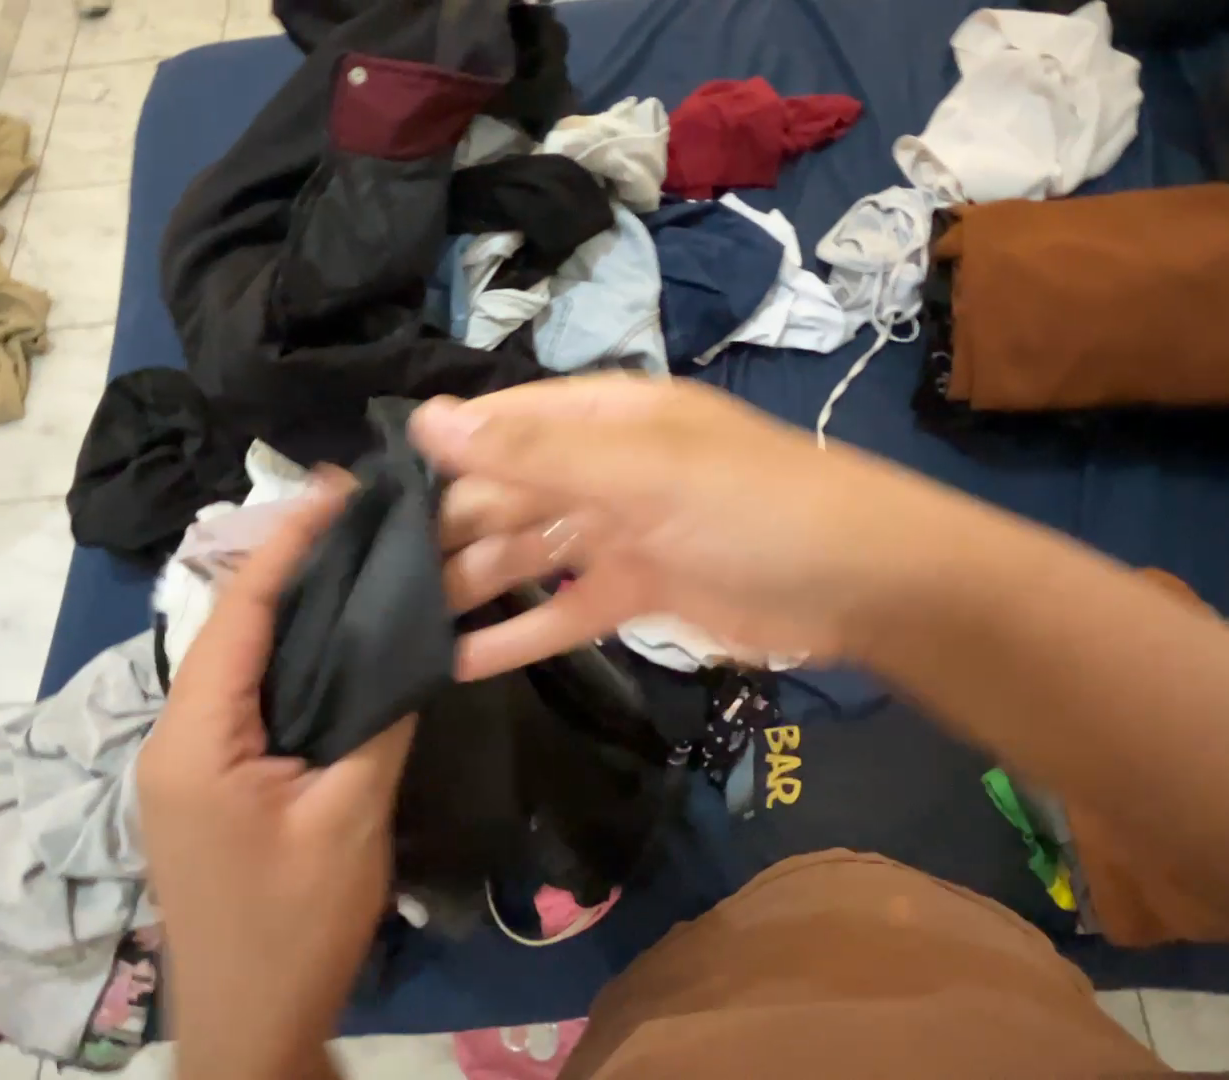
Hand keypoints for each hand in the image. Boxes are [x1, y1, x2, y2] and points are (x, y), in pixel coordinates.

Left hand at [137, 475, 413, 1079]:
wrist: (252, 1025)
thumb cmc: (297, 924)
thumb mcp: (350, 816)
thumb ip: (377, 721)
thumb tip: (406, 647)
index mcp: (196, 738)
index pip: (241, 613)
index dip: (287, 543)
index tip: (334, 487)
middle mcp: (179, 735)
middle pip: (236, 627)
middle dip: (291, 563)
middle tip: (358, 513)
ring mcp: (193, 760)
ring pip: (245, 660)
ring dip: (294, 607)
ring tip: (354, 555)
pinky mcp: (216, 779)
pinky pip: (254, 696)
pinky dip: (294, 655)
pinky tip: (338, 637)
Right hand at [411, 376, 945, 679]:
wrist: (860, 582)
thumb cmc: (752, 508)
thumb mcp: (643, 472)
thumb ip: (535, 454)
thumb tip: (427, 420)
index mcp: (602, 421)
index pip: (500, 427)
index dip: (440, 457)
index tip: (368, 499)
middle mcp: (602, 471)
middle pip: (506, 496)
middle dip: (448, 532)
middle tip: (374, 581)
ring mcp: (618, 534)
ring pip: (527, 557)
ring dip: (473, 587)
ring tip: (402, 625)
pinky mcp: (636, 594)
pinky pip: (564, 612)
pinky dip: (521, 635)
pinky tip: (462, 662)